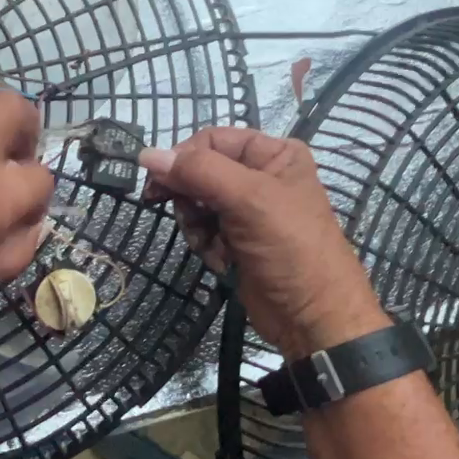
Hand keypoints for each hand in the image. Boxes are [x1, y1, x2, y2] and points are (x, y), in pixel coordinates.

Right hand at [141, 128, 388, 358]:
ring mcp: (248, 210)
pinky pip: (203, 229)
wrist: (312, 319)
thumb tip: (146, 154)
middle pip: (200, 171)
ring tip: (211, 246)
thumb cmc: (290, 249)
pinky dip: (205, 244)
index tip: (160, 184)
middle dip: (190, 197)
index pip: (211, 140)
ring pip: (196, 202)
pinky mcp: (237, 239)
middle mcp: (261, 176)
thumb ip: (199, 172)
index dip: (184, 159)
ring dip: (195, 225)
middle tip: (189, 218)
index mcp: (274, 154)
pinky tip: (222, 262)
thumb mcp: (248, 200)